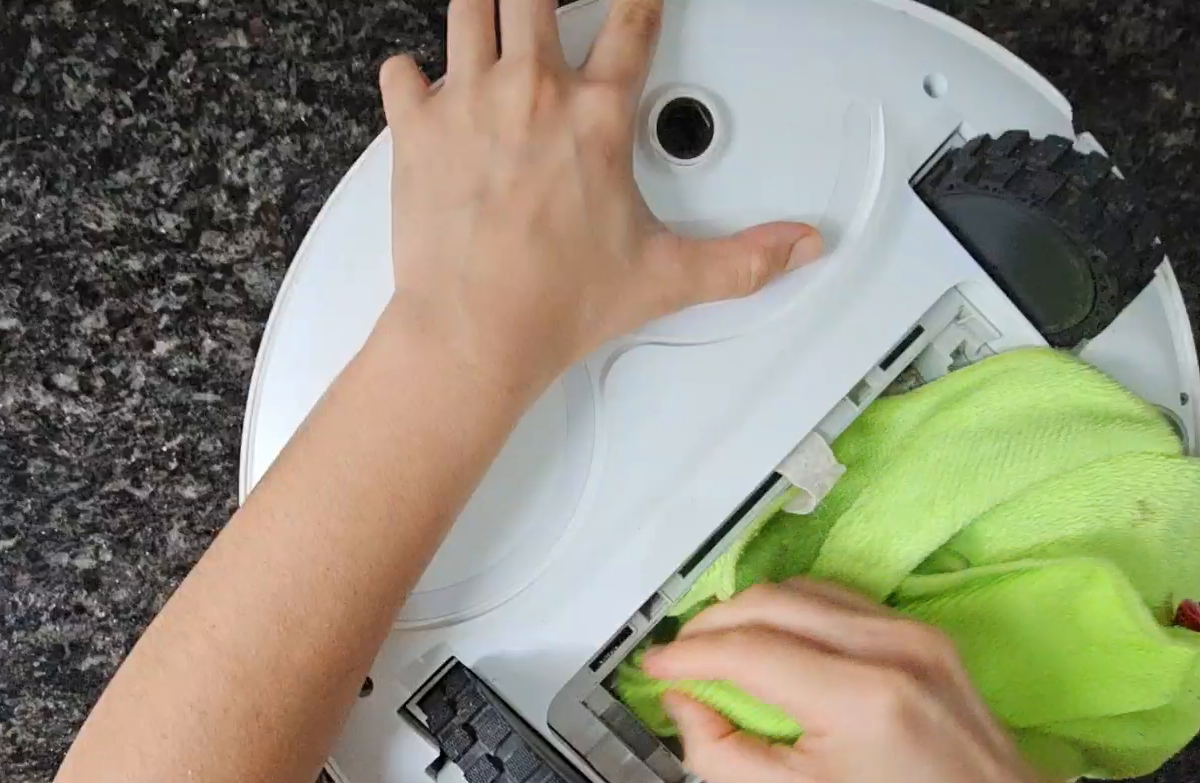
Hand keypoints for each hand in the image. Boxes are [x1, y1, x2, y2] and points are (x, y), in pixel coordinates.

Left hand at [378, 0, 823, 400]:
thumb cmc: (554, 306)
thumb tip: (798, 248)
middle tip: (543, 16)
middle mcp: (532, 93)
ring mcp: (469, 105)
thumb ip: (740, 260)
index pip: (633, 20)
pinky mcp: (416, 132)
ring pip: (472, 5)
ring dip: (482, 9)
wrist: (476, 332)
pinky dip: (408, 77)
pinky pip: (401, 72)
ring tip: (490, 25)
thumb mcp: (664, 280)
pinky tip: (420, 90)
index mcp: (597, 118)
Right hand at [642, 580, 1100, 782]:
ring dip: (743, 614)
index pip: (746, 650)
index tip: (654, 667)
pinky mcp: (919, 630)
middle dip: (708, 625)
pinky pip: (829, 600)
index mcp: (860, 698)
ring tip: (716, 652)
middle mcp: (890, 647)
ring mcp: (911, 631)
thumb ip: (719, 750)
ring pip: (796, 591)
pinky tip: (768, 644)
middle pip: (767, 602)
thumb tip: (683, 700)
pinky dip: (784, 613)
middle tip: (679, 660)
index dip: (686, 654)